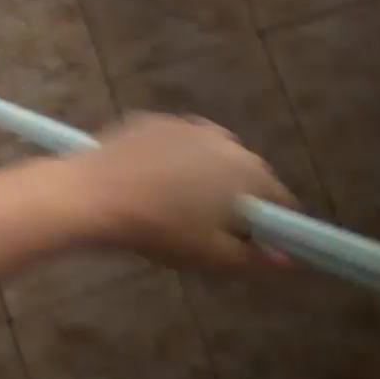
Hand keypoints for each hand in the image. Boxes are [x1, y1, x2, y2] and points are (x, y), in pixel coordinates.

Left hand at [61, 113, 295, 265]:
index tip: (258, 240)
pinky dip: (174, 157)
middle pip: (244, 169)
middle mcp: (219, 137)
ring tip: (183, 202)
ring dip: (206, 172)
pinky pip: (175, 141)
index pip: (278, 196)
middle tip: (218, 224)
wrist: (92, 192)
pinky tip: (154, 179)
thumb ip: (258, 256)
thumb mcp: (215, 255)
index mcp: (245, 168)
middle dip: (239, 194)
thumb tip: (287, 258)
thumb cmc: (160, 227)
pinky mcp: (148, 120)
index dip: (273, 222)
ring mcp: (180, 123)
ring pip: (209, 152)